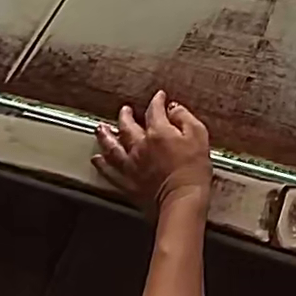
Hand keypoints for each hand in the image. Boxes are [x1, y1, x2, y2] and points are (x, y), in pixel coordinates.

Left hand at [92, 90, 211, 216]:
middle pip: (127, 126)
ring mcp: (131, 165)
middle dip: (125, 116)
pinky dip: (101, 164)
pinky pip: (109, 171)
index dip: (157, 101)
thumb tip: (175, 109)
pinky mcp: (127, 183)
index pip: (154, 110)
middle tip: (124, 110)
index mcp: (158, 132)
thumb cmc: (193, 169)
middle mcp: (140, 146)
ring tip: (100, 129)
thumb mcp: (198, 135)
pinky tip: (97, 159)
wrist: (182, 199)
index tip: (159, 97)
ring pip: (112, 147)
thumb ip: (185, 118)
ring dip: (105, 136)